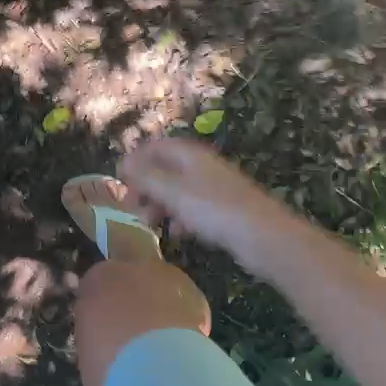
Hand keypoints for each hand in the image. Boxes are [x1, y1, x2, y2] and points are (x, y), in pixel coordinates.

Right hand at [120, 137, 308, 273]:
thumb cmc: (213, 209)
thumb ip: (145, 177)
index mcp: (189, 154)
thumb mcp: (172, 191)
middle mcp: (201, 166)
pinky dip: (180, 218)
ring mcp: (214, 188)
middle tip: (133, 207)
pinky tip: (177, 234)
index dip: (135, 161)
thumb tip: (123, 164)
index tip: (120, 182)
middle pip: (164, 169)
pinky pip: (192, 208)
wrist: (265, 238)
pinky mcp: (224, 210)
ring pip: (177, 191)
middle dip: (146, 186)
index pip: (154, 147)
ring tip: (151, 224)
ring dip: (160, 205)